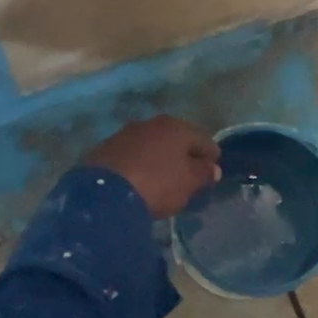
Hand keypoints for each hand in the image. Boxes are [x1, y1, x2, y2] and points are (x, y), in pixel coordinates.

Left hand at [82, 116, 221, 218]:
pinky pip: (132, 156)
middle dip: (184, 155)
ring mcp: (125, 134)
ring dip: (160, 159)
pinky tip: (140, 180)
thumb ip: (204, 173)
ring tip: (163, 179)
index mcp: (176, 127)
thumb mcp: (189, 182)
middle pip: (176, 139)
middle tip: (190, 175)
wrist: (104, 194)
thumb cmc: (157, 184)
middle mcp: (151, 123)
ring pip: (152, 146)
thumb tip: (212, 168)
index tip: (213, 171)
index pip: (203, 139)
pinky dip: (140, 165)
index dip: (211, 156)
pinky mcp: (104, 150)